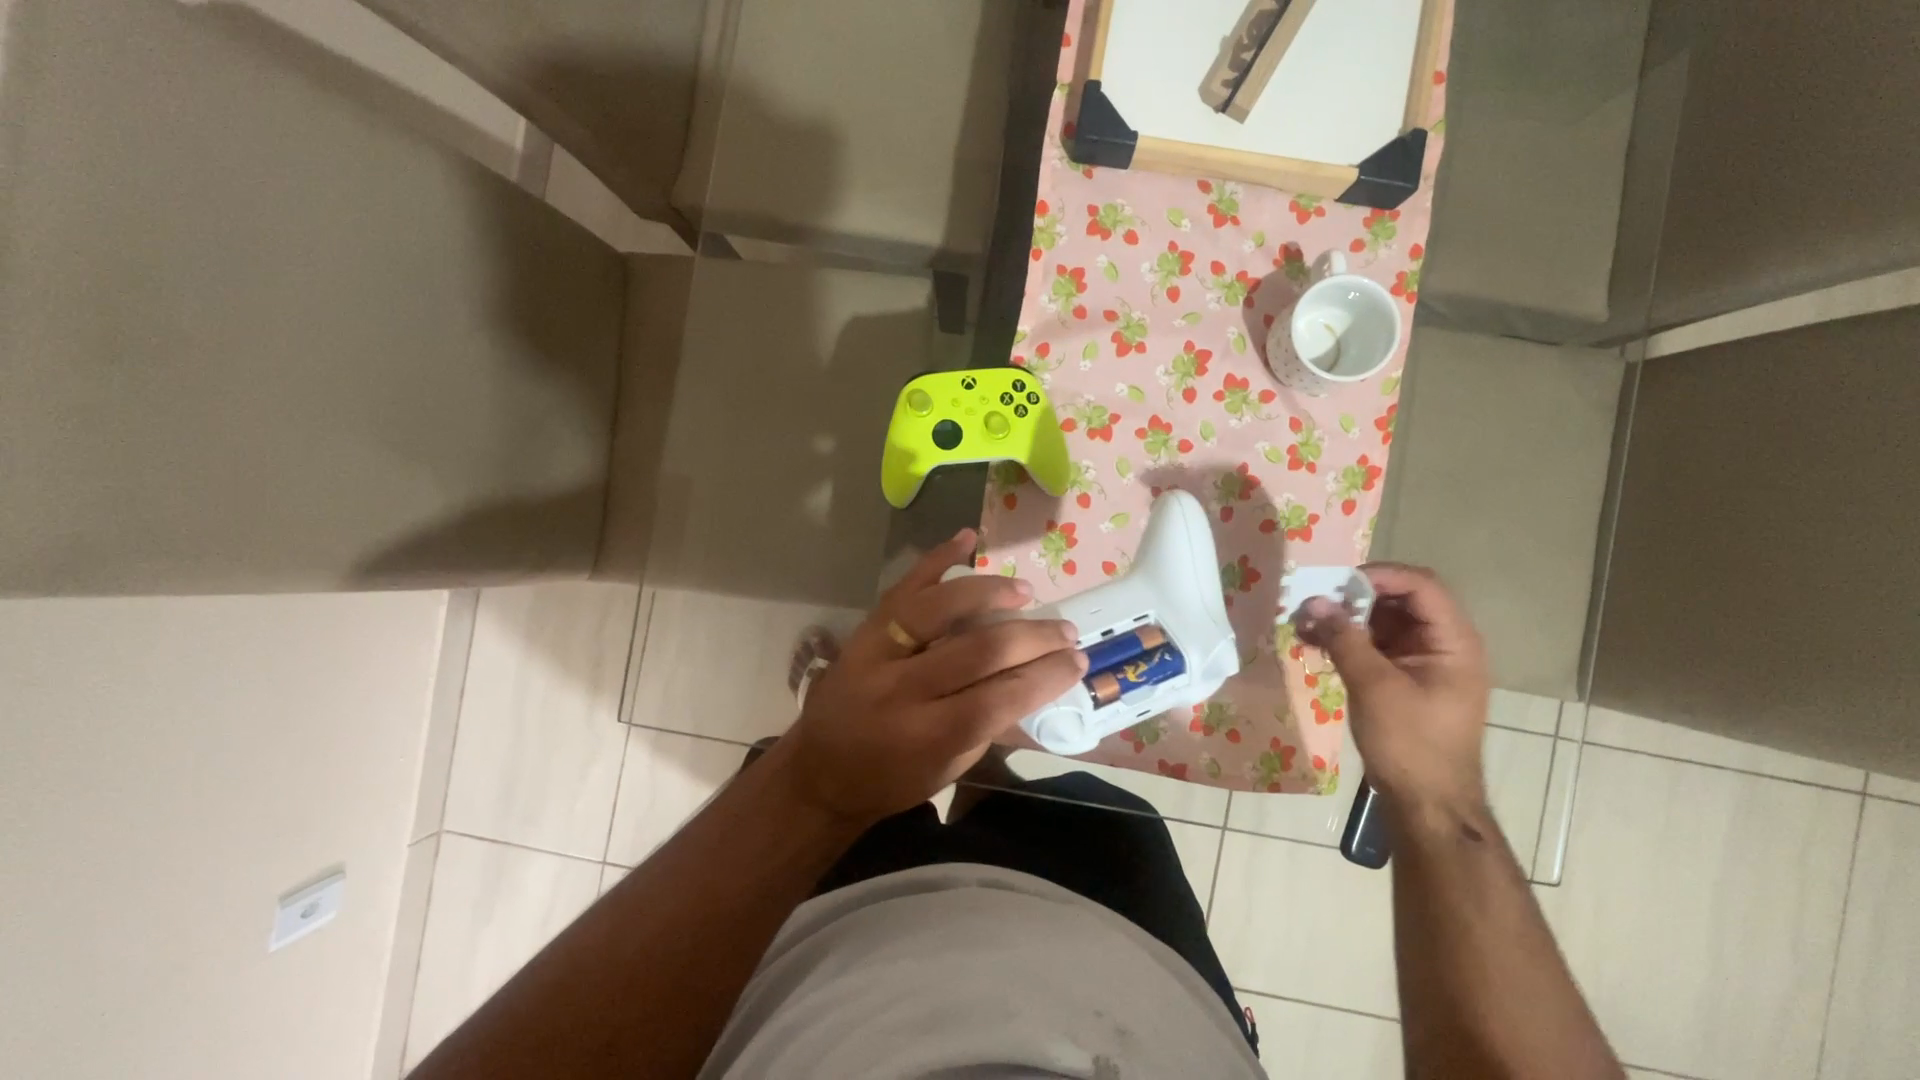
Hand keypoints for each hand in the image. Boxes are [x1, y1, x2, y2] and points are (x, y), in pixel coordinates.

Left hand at [765, 529, 1087, 823]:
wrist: (820, 772)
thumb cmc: (891, 780)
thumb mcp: (947, 769)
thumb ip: (988, 723)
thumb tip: (1037, 678)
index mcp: (924, 736)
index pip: (998, 698)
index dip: (1046, 677)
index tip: (1077, 662)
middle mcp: (899, 690)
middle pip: (978, 651)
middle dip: (1033, 638)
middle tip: (1066, 631)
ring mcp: (876, 653)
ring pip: (940, 608)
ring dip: (990, 594)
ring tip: (1025, 594)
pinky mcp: (864, 631)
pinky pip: (903, 587)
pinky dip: (937, 559)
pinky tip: (968, 537)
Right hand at [1294, 563, 1489, 809]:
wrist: (1428, 805)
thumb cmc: (1411, 745)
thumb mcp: (1375, 687)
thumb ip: (1344, 639)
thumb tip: (1313, 601)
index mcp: (1454, 641)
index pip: (1420, 586)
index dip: (1378, 576)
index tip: (1334, 583)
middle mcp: (1443, 644)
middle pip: (1400, 600)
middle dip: (1354, 597)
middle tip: (1313, 601)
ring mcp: (1424, 663)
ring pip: (1384, 623)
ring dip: (1346, 619)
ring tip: (1305, 622)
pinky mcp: (1404, 680)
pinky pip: (1376, 647)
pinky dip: (1348, 641)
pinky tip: (1314, 643)